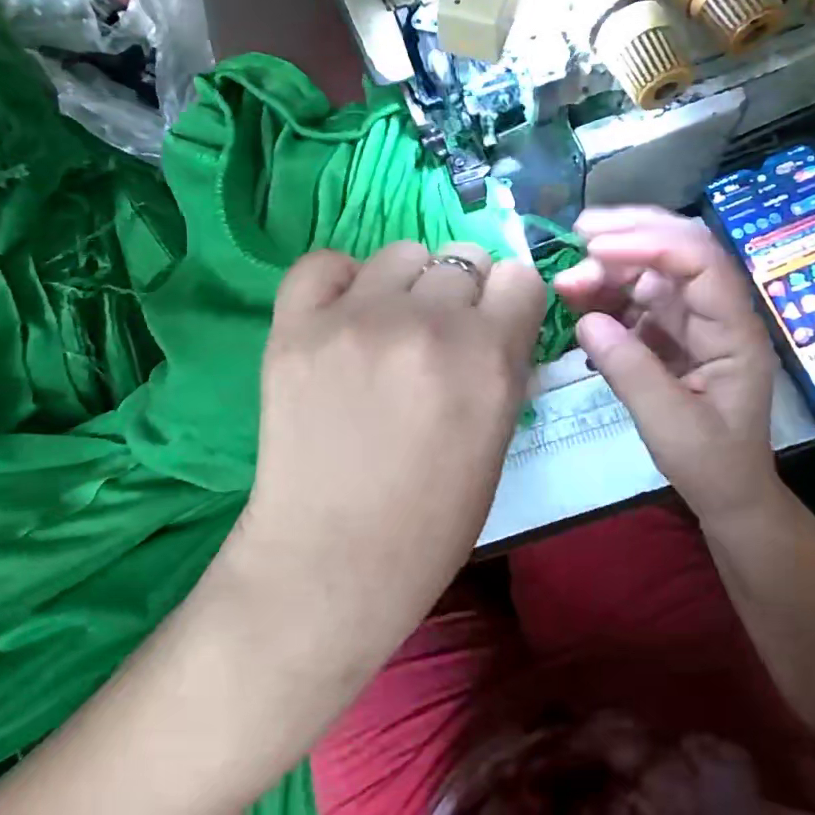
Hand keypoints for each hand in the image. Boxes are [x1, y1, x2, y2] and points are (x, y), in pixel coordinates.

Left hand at [235, 241, 546, 652]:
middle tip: (439, 336)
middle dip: (462, 294)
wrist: (332, 560)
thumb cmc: (433, 519)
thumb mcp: (498, 438)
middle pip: (462, 259)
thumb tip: (496, 320)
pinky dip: (341, 281)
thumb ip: (504, 366)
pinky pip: (325, 263)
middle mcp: (426, 324)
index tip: (494, 321)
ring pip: (401, 254)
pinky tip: (344, 315)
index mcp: (488, 357)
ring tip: (389, 327)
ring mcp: (355, 320)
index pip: (519, 277)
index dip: (509, 300)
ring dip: (407, 284)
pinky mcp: (295, 328)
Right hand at [553, 207, 781, 524]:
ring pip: (652, 271)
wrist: (729, 495)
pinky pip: (637, 300)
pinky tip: (578, 300)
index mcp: (734, 329)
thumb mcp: (672, 427)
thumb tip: (586, 320)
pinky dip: (606, 294)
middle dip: (628, 234)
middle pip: (678, 250)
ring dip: (609, 266)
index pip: (700, 262)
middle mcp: (715, 313)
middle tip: (577, 233)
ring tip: (566, 281)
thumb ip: (631, 372)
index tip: (595, 247)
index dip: (649, 244)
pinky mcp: (670, 334)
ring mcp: (692, 321)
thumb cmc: (712, 466)